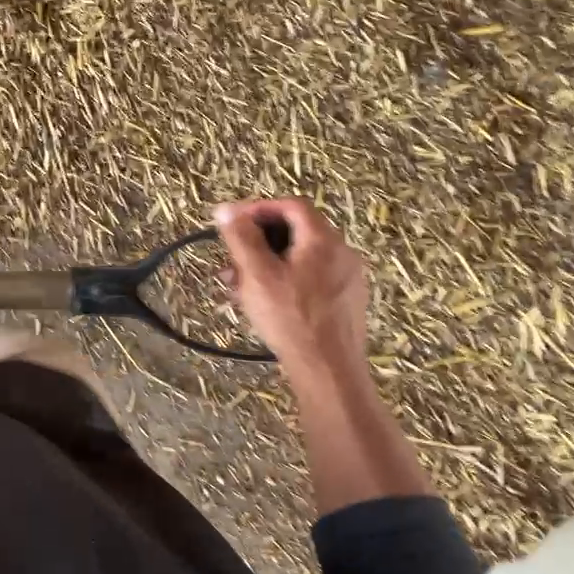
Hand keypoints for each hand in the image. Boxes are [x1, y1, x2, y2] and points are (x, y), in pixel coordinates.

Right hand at [215, 198, 369, 376]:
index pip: (292, 206)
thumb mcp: (257, 273)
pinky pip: (310, 276)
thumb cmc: (290, 316)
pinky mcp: (345, 299)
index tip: (231, 223)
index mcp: (323, 241)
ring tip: (239, 285)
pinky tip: (263, 301)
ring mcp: (347, 277)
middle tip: (230, 260)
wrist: (328, 367)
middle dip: (257, 241)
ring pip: (300, 256)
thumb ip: (241, 238)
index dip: (259, 208)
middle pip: (295, 231)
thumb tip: (225, 209)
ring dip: (265, 262)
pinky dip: (283, 278)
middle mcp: (342, 253)